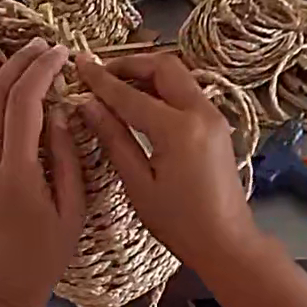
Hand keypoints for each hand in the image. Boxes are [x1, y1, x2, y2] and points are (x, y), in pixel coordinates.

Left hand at [0, 38, 87, 306]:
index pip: (24, 104)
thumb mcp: (73, 207)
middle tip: (38, 47)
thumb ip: (66, 157)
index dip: (41, 71)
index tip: (59, 54)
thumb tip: (60, 113)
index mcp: (17, 173)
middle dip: (16, 64)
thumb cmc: (46, 253)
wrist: (9, 285)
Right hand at [77, 52, 260, 276]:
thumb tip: (88, 106)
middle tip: (102, 74)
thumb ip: (115, 139)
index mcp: (178, 129)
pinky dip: (163, 90)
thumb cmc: (179, 223)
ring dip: (148, 75)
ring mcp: (214, 116)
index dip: (101, 80)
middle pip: (163, 67)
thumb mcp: (139, 184)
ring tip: (118, 86)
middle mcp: (201, 112)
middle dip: (130, 65)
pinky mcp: (218, 126)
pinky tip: (143, 104)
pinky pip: (187, 93)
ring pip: (179, 77)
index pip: (130, 95)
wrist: (227, 242)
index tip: (79, 64)